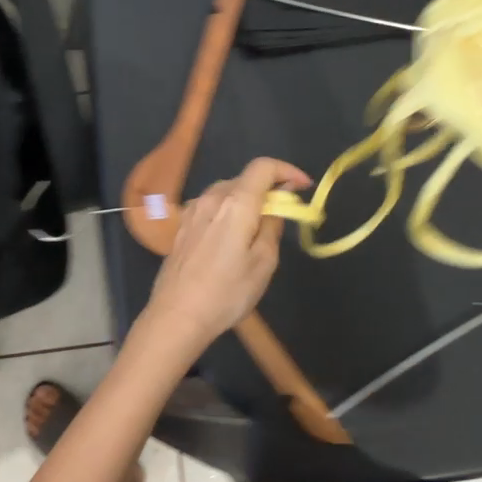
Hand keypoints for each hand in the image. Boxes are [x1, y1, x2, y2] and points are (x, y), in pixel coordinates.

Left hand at [141, 157, 312, 350]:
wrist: (177, 315)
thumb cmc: (227, 291)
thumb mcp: (263, 262)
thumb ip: (272, 225)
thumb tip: (277, 204)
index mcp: (235, 202)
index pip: (263, 166)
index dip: (287, 170)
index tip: (303, 187)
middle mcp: (211, 198)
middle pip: (244, 179)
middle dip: (268, 189)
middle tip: (284, 215)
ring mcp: (192, 211)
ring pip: (226, 192)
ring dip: (247, 200)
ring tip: (258, 229)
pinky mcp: (182, 226)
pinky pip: (211, 207)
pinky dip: (228, 211)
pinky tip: (231, 237)